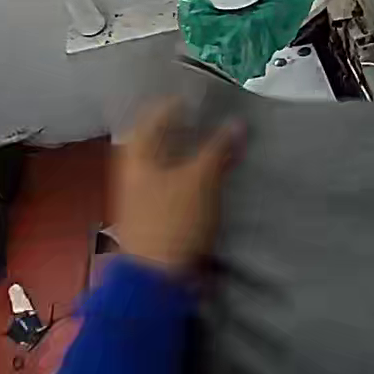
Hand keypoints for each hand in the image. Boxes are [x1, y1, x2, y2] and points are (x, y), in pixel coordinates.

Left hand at [108, 100, 241, 277]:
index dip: (186, 100)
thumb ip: (220, 148)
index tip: (215, 96)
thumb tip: (238, 124)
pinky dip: (198, 170)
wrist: (156, 276)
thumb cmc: (172, 222)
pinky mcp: (158, 207)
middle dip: (196, 125)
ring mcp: (144, 187)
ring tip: (228, 143)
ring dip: (199, 148)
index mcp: (136, 151)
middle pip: (167, 134)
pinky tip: (218, 172)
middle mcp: (135, 165)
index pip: (159, 110)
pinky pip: (180, 177)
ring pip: (175, 156)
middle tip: (226, 117)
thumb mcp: (200, 180)